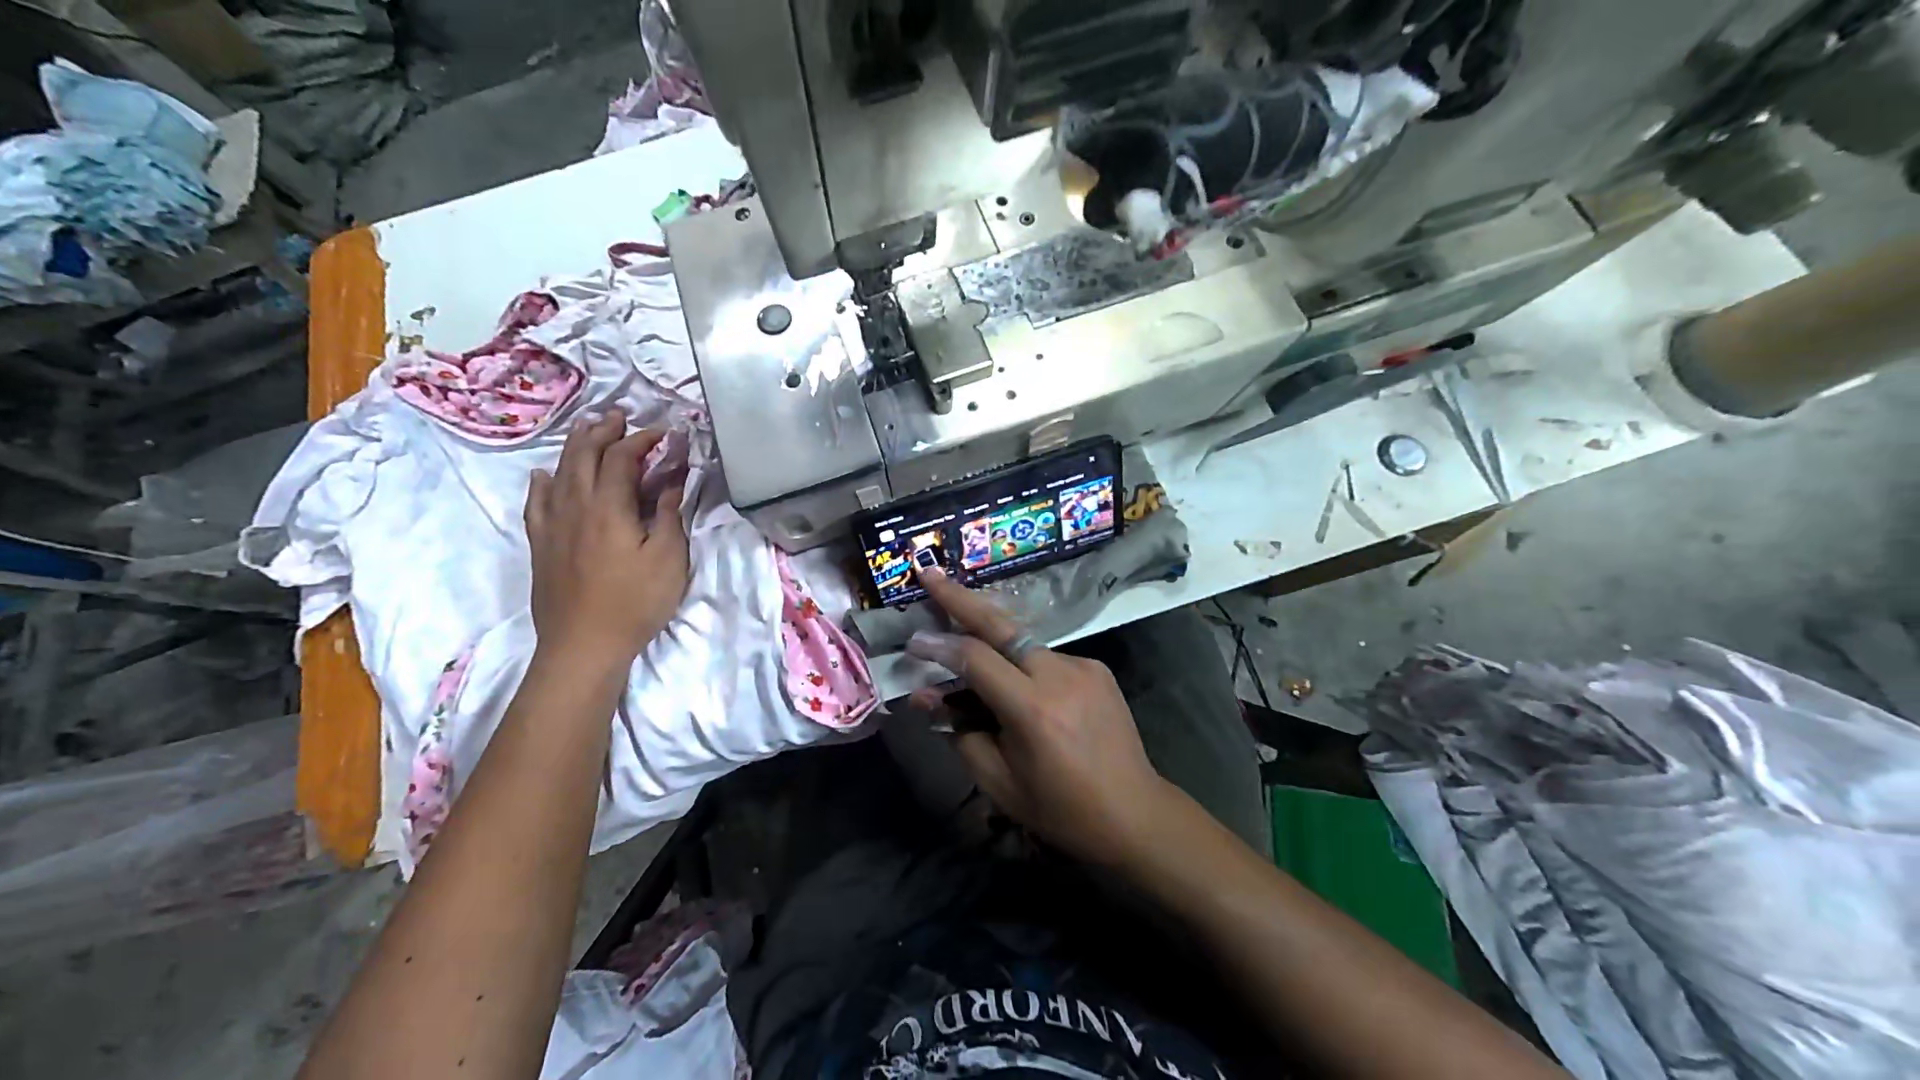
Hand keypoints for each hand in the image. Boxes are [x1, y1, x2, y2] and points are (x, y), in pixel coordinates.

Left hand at [524, 408, 688, 674]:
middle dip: (602, 431)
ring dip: (575, 447)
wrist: (583, 645)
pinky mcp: (540, 544)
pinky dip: (542, 483)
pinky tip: (543, 476)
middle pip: (584, 455)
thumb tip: (671, 479)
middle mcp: (575, 506)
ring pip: (559, 473)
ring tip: (586, 430)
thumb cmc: (635, 602)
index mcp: (609, 506)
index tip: (663, 434)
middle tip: (618, 416)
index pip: (622, 458)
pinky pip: (536, 503)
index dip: (642, 440)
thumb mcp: (668, 558)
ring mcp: (552, 525)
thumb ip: (668, 513)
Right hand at [906, 567, 1179, 867]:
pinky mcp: (1097, 667)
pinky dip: (1023, 664)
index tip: (913, 641)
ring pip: (1023, 642)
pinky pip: (1046, 656)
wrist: (1134, 813)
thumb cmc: (1059, 808)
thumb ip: (959, 731)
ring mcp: (1084, 666)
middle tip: (930, 574)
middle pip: (1001, 624)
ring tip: (965, 644)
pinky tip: (1018, 688)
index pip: (975, 659)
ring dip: (991, 641)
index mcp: (1033, 709)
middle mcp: (1060, 675)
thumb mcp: (998, 781)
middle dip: (960, 598)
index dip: (939, 646)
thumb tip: (926, 695)